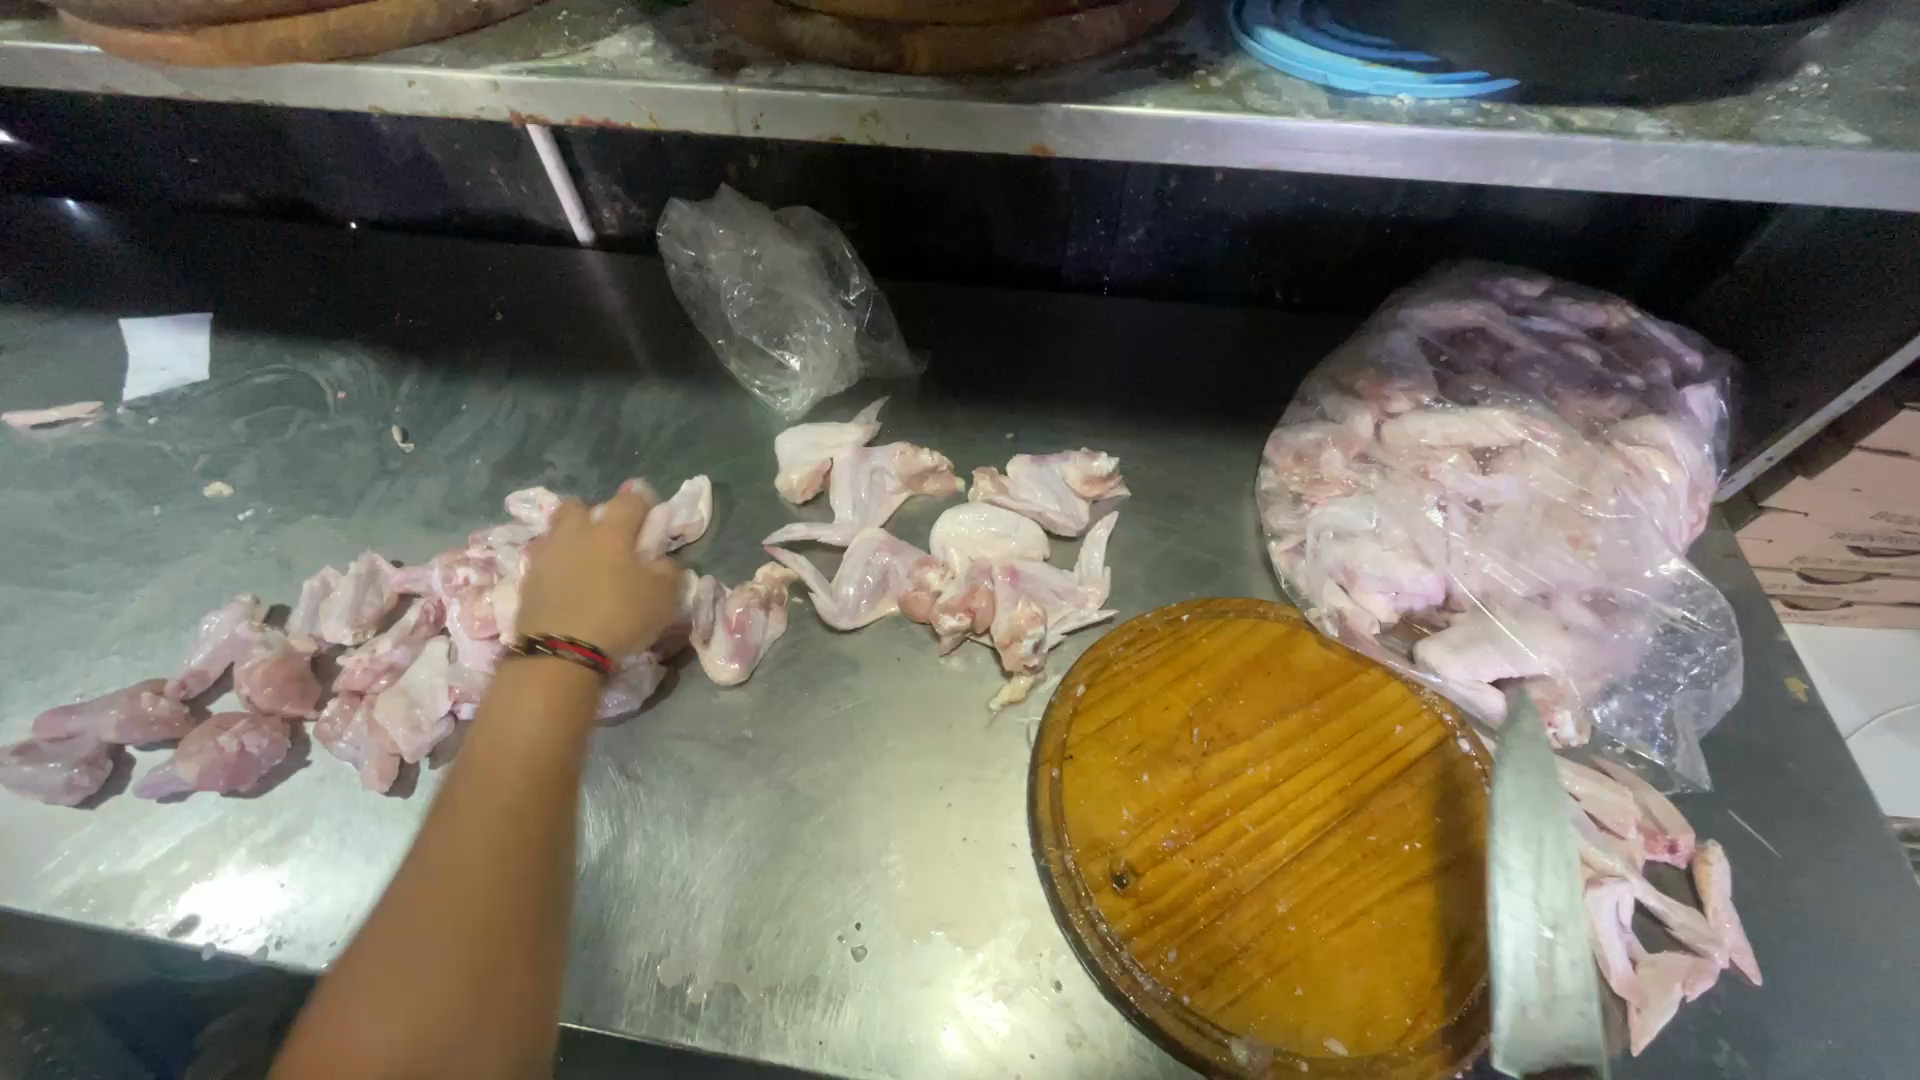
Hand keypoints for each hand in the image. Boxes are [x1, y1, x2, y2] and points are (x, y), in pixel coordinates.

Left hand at [515, 485, 681, 659]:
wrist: (560, 653)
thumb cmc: (620, 617)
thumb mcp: (664, 597)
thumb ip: (668, 570)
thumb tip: (661, 560)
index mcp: (611, 531)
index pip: (630, 499)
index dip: (643, 501)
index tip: (651, 515)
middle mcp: (575, 534)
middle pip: (578, 506)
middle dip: (594, 515)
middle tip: (610, 540)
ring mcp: (546, 556)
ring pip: (557, 532)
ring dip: (572, 540)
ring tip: (586, 565)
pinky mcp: (527, 580)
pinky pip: (544, 561)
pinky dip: (558, 567)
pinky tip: (569, 588)